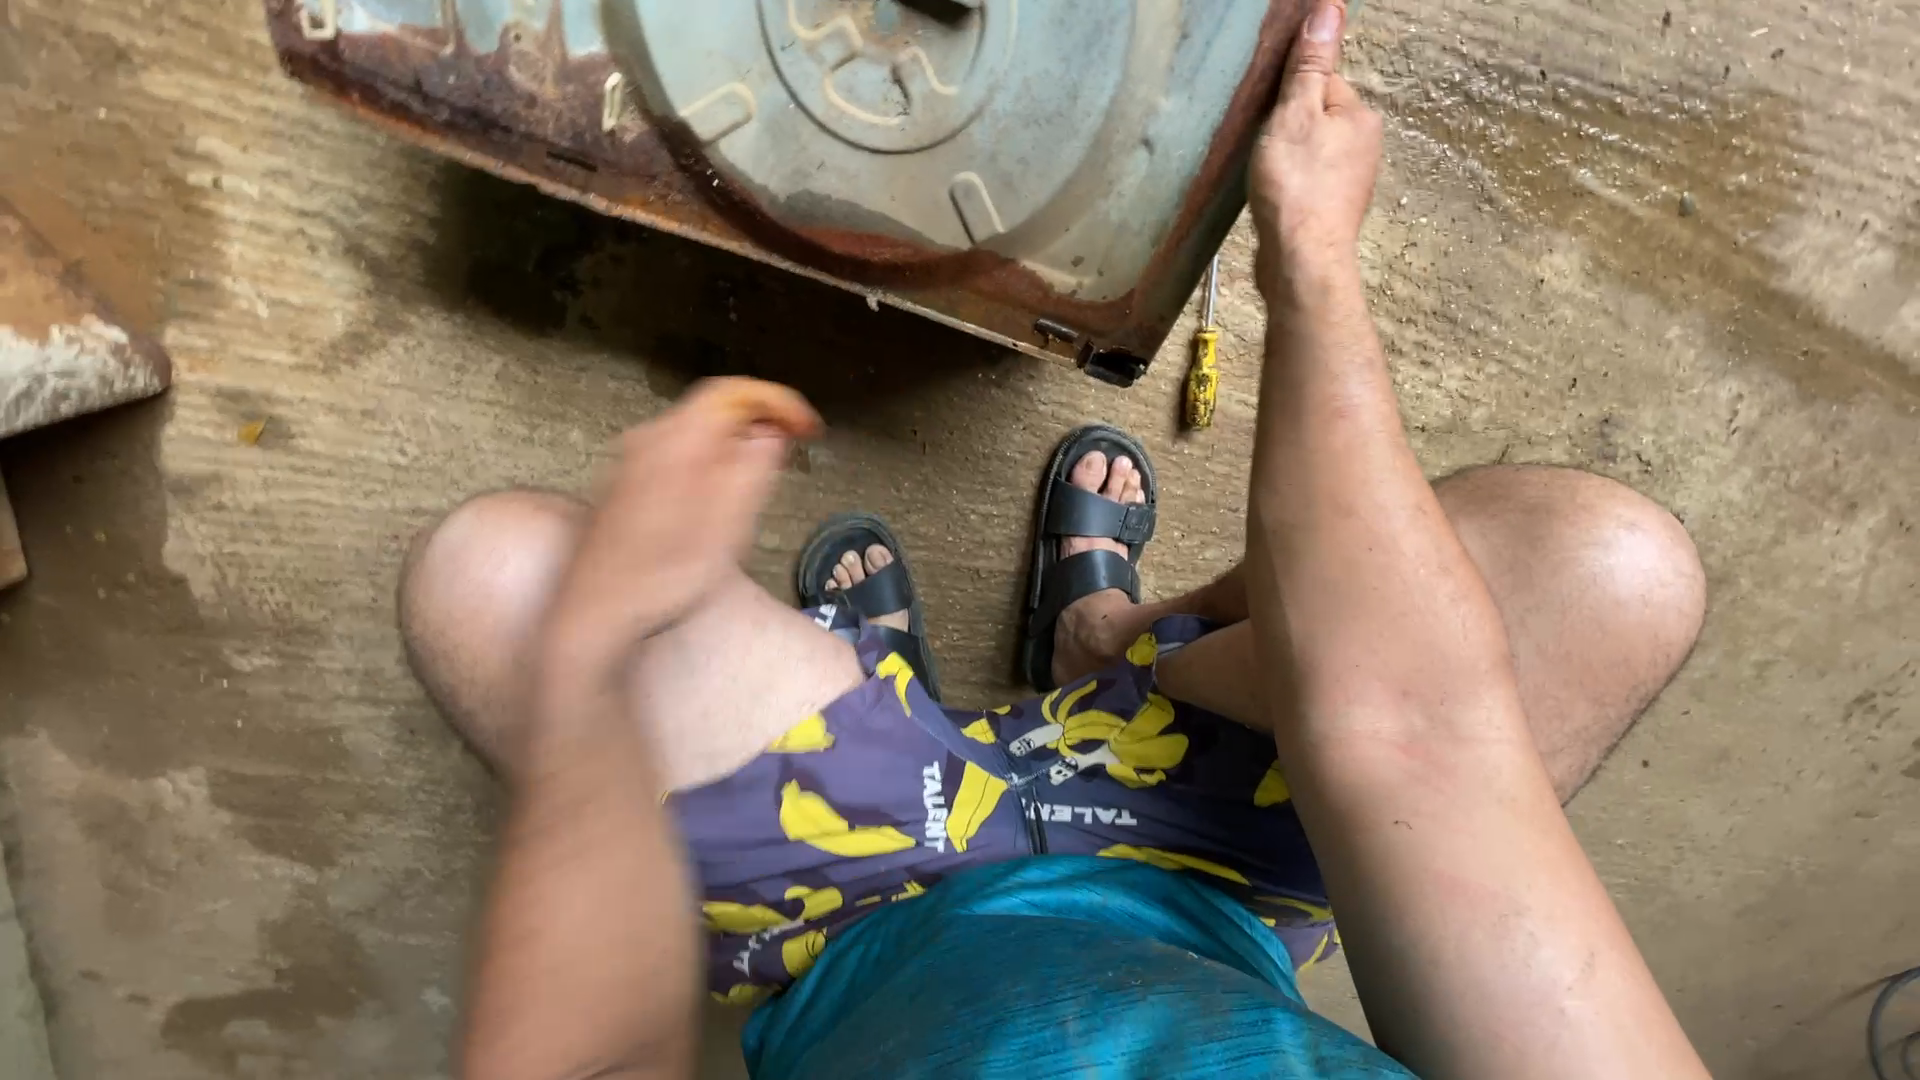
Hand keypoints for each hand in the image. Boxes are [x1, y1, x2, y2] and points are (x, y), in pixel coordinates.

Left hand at [538, 378, 821, 692]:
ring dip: (736, 444)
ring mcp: (631, 462)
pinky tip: (722, 497)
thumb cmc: (664, 575)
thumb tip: (770, 434)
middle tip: (793, 448)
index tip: (807, 428)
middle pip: (713, 409)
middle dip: (760, 421)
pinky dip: (712, 461)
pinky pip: (678, 454)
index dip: (777, 401)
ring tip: (765, 474)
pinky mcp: (624, 486)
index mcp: (676, 441)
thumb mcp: (728, 524)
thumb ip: (753, 469)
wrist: (594, 614)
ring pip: (695, 433)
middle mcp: (648, 440)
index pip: (734, 393)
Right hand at [1249, 0, 1381, 290]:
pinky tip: (1270, 201)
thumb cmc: (1296, 187)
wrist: (1301, 261)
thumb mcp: (1295, 115)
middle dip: (1287, 129)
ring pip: (1310, 155)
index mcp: (1359, 115)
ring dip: (1285, 162)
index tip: (1264, 114)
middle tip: (1259, 148)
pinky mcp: (1329, 215)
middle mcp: (1363, 146)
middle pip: (1316, 120)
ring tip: (1263, 178)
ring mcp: (1348, 184)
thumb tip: (1329, 9)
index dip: (1288, 95)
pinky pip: (1305, 187)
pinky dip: (1287, 190)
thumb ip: (1310, 65)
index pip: (1322, 82)